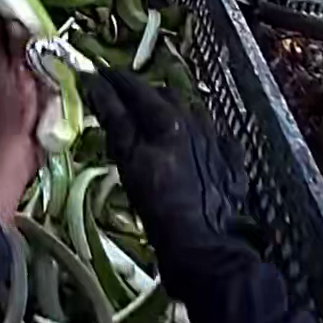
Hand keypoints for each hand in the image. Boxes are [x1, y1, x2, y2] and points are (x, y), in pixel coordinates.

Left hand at [0, 15, 46, 226]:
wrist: (9, 162)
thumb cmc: (15, 122)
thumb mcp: (21, 82)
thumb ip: (20, 51)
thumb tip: (16, 19)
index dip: (0, 7)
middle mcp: (2, 68)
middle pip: (7, 37)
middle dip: (16, 19)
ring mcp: (10, 82)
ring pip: (18, 52)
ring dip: (26, 37)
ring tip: (42, 20)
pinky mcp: (20, 96)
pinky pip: (28, 68)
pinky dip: (35, 57)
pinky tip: (48, 54)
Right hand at [82, 69, 248, 250]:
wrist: (202, 248)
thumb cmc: (156, 202)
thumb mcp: (126, 156)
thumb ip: (112, 115)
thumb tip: (92, 82)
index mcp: (167, 116)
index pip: (135, 86)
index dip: (113, 78)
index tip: (96, 73)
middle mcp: (194, 119)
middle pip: (164, 94)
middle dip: (142, 92)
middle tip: (121, 99)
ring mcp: (216, 141)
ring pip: (189, 111)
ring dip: (171, 110)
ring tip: (155, 120)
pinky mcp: (230, 164)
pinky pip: (215, 137)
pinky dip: (201, 135)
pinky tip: (193, 144)